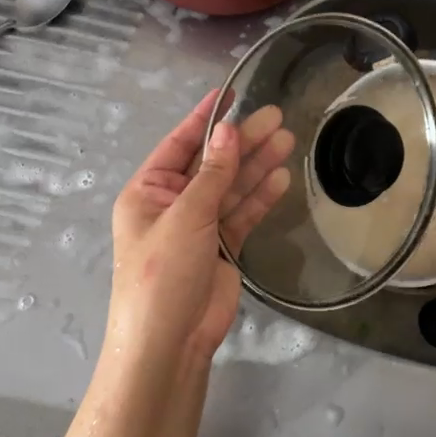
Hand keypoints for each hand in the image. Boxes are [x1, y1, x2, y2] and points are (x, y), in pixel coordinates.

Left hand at [107, 90, 294, 371]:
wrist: (169, 343)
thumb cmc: (162, 274)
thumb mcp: (186, 217)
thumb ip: (213, 173)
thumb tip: (229, 130)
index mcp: (148, 192)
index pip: (179, 144)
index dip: (205, 118)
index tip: (231, 92)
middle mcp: (173, 204)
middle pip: (213, 163)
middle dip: (243, 141)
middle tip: (277, 117)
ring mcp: (198, 226)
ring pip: (232, 186)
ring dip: (257, 165)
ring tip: (287, 140)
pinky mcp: (222, 246)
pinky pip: (243, 212)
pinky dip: (260, 196)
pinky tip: (281, 177)